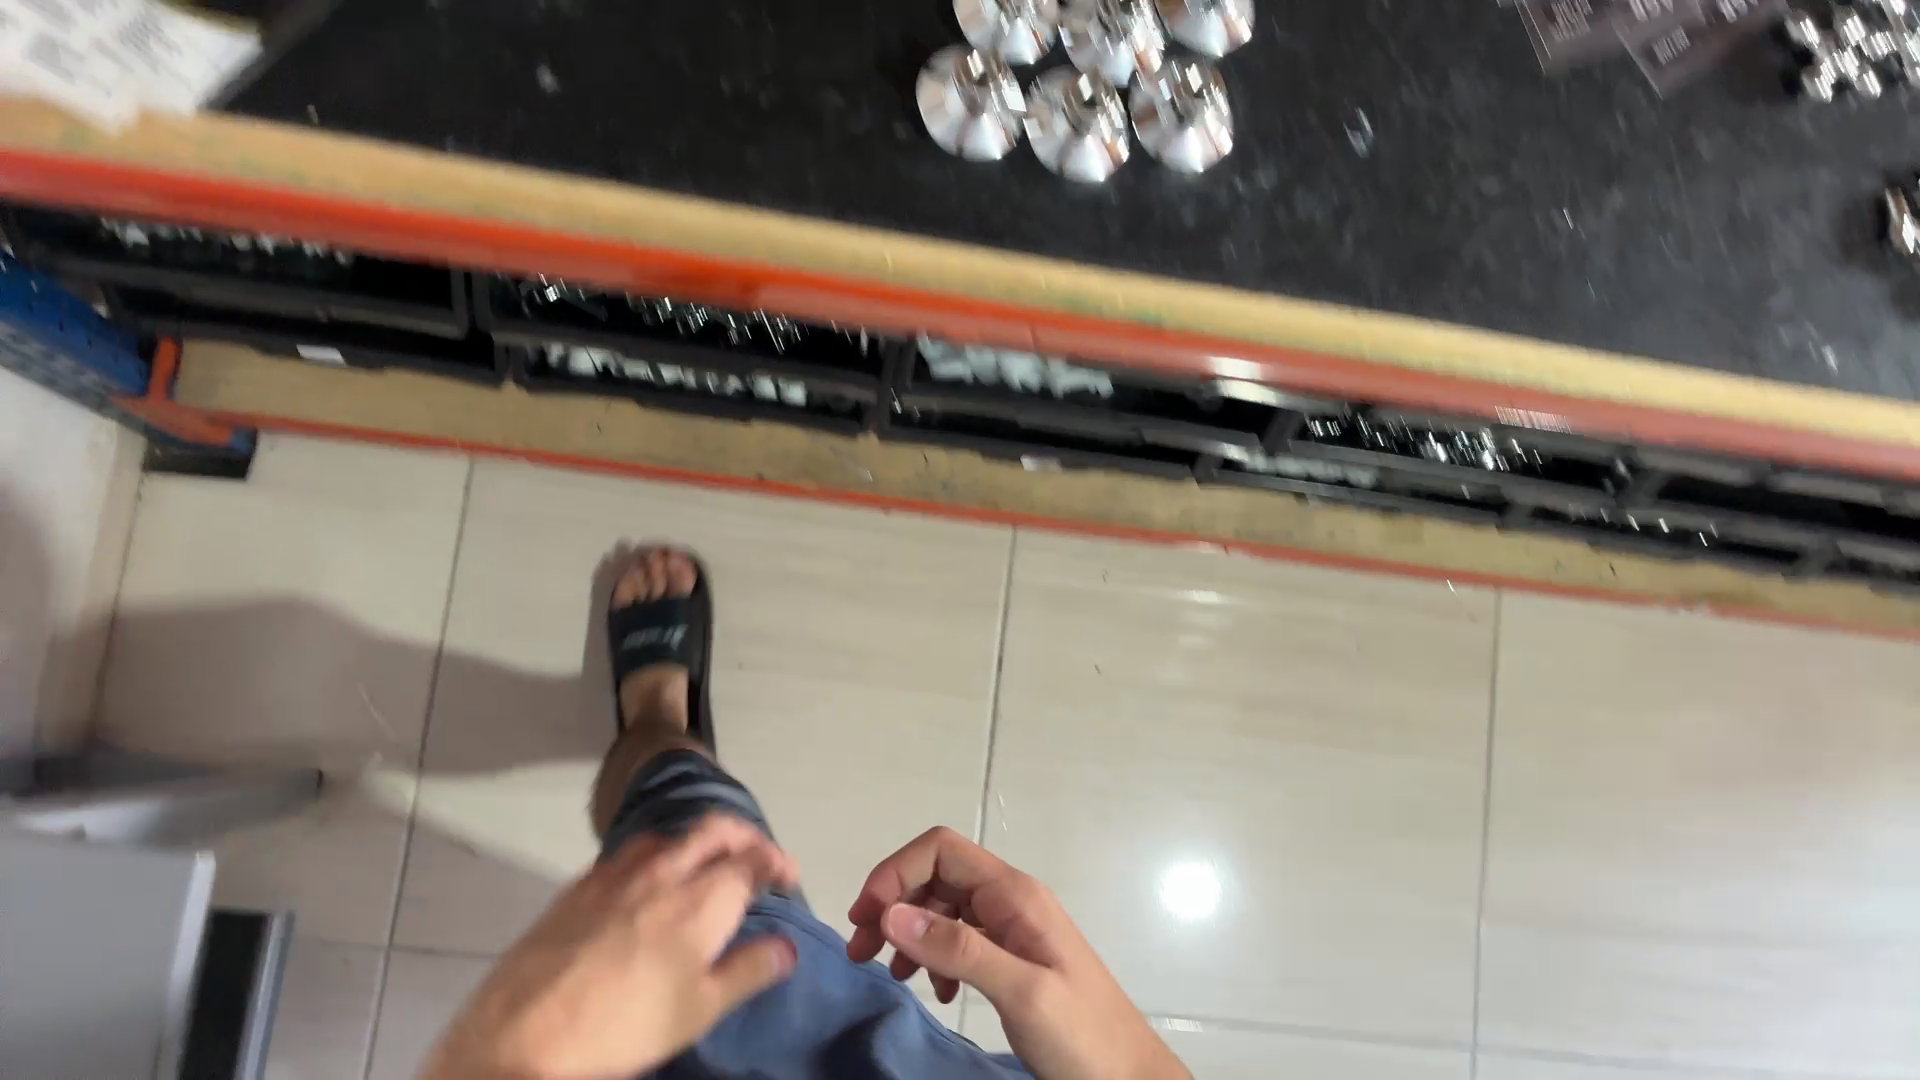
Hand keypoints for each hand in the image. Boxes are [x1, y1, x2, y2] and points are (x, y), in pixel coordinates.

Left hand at [419, 815, 799, 1079]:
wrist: (518, 1041)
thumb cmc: (623, 1029)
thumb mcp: (698, 1011)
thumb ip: (749, 971)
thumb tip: (787, 947)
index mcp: (702, 899)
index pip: (753, 859)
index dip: (777, 861)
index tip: (787, 876)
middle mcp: (666, 871)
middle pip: (716, 829)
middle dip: (745, 835)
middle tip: (755, 856)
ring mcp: (618, 873)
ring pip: (671, 835)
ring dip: (698, 841)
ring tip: (703, 866)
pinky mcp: (579, 885)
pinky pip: (629, 853)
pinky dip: (655, 856)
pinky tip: (646, 884)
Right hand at [847, 827, 1187, 1079]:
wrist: (1131, 1078)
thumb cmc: (1081, 1033)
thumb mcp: (1020, 992)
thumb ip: (958, 949)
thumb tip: (891, 912)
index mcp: (1014, 893)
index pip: (941, 849)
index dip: (897, 872)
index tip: (867, 920)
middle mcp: (1009, 898)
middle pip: (938, 874)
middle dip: (895, 902)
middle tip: (863, 950)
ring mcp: (1012, 925)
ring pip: (944, 906)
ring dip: (910, 931)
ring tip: (894, 974)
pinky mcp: (1012, 954)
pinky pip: (959, 937)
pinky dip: (935, 955)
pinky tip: (936, 990)